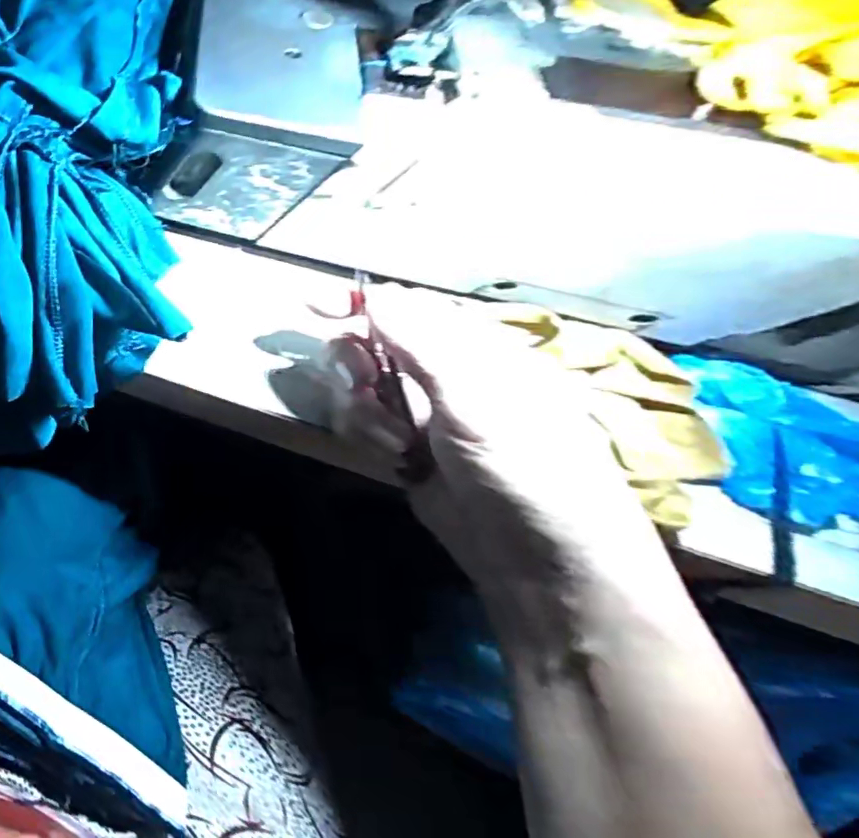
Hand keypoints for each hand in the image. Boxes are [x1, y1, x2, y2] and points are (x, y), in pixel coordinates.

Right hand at [320, 285, 668, 608]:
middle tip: (361, 383)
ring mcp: (420, 411)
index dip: (362, 300)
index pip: (410, 306)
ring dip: (361, 408)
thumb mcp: (478, 401)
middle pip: (371, 342)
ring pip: (357, 384)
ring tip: (393, 440)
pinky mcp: (400, 446)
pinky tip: (392, 458)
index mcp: (477, 349)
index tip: (317, 306)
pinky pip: (358, 422)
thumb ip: (422, 343)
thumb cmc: (527, 471)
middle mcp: (444, 374)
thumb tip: (376, 292)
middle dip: (355, 361)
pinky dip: (364, 435)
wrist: (541, 566)